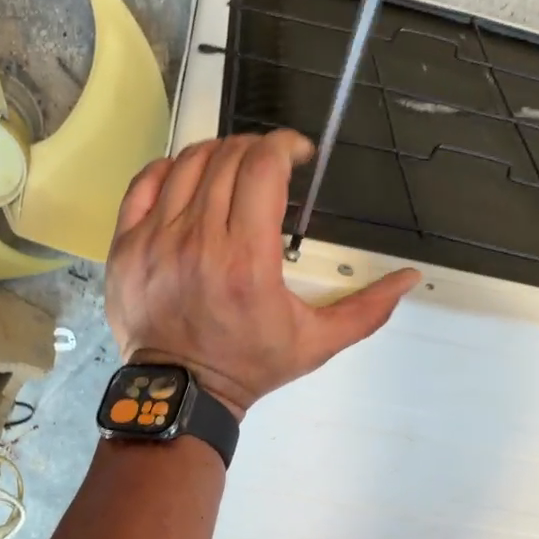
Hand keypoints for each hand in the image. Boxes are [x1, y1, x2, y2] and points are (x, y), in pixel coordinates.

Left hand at [104, 130, 421, 415]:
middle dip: (256, 149)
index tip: (297, 155)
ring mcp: (156, 242)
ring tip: (233, 171)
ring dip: (218, 155)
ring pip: (187, 163)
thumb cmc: (251, 365)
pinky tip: (188, 180)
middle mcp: (198, 241)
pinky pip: (144, 183)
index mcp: (247, 261)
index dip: (285, 145)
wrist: (183, 394)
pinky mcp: (127, 248)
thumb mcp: (316, 343)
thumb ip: (366, 311)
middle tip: (269, 167)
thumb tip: (410, 279)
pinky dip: (170, 170)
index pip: (263, 167)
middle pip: (228, 158)